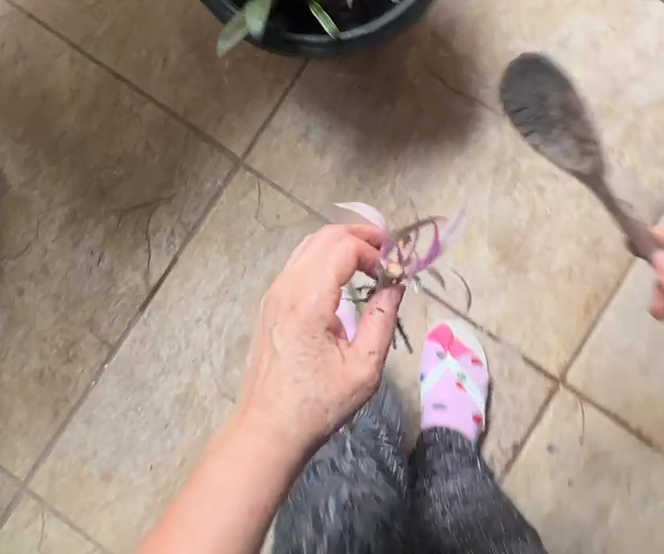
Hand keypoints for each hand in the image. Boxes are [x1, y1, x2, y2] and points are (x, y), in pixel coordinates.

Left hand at [232, 223, 403, 457]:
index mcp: (309, 300)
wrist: (267, 428)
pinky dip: (324, 255)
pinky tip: (343, 274)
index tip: (392, 272)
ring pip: (309, 244)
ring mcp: (275, 291)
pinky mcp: (271, 300)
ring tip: (369, 257)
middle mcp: (288, 286)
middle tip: (386, 249)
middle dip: (359, 236)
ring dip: (341, 243)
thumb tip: (396, 285)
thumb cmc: (318, 404)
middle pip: (325, 236)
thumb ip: (382, 320)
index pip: (344, 248)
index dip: (373, 251)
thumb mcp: (364, 369)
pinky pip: (299, 261)